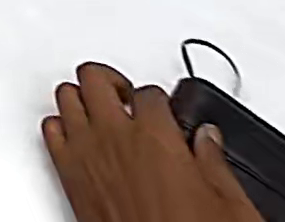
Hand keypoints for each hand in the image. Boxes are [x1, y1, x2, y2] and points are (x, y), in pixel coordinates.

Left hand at [43, 63, 263, 221]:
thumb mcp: (233, 210)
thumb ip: (216, 164)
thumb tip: (207, 138)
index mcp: (155, 137)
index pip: (150, 92)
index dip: (160, 101)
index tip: (165, 112)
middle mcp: (114, 135)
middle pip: (95, 76)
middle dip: (112, 83)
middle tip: (128, 100)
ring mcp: (86, 151)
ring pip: (66, 94)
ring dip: (82, 99)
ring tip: (102, 113)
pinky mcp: (67, 174)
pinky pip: (50, 130)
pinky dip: (61, 127)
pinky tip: (79, 138)